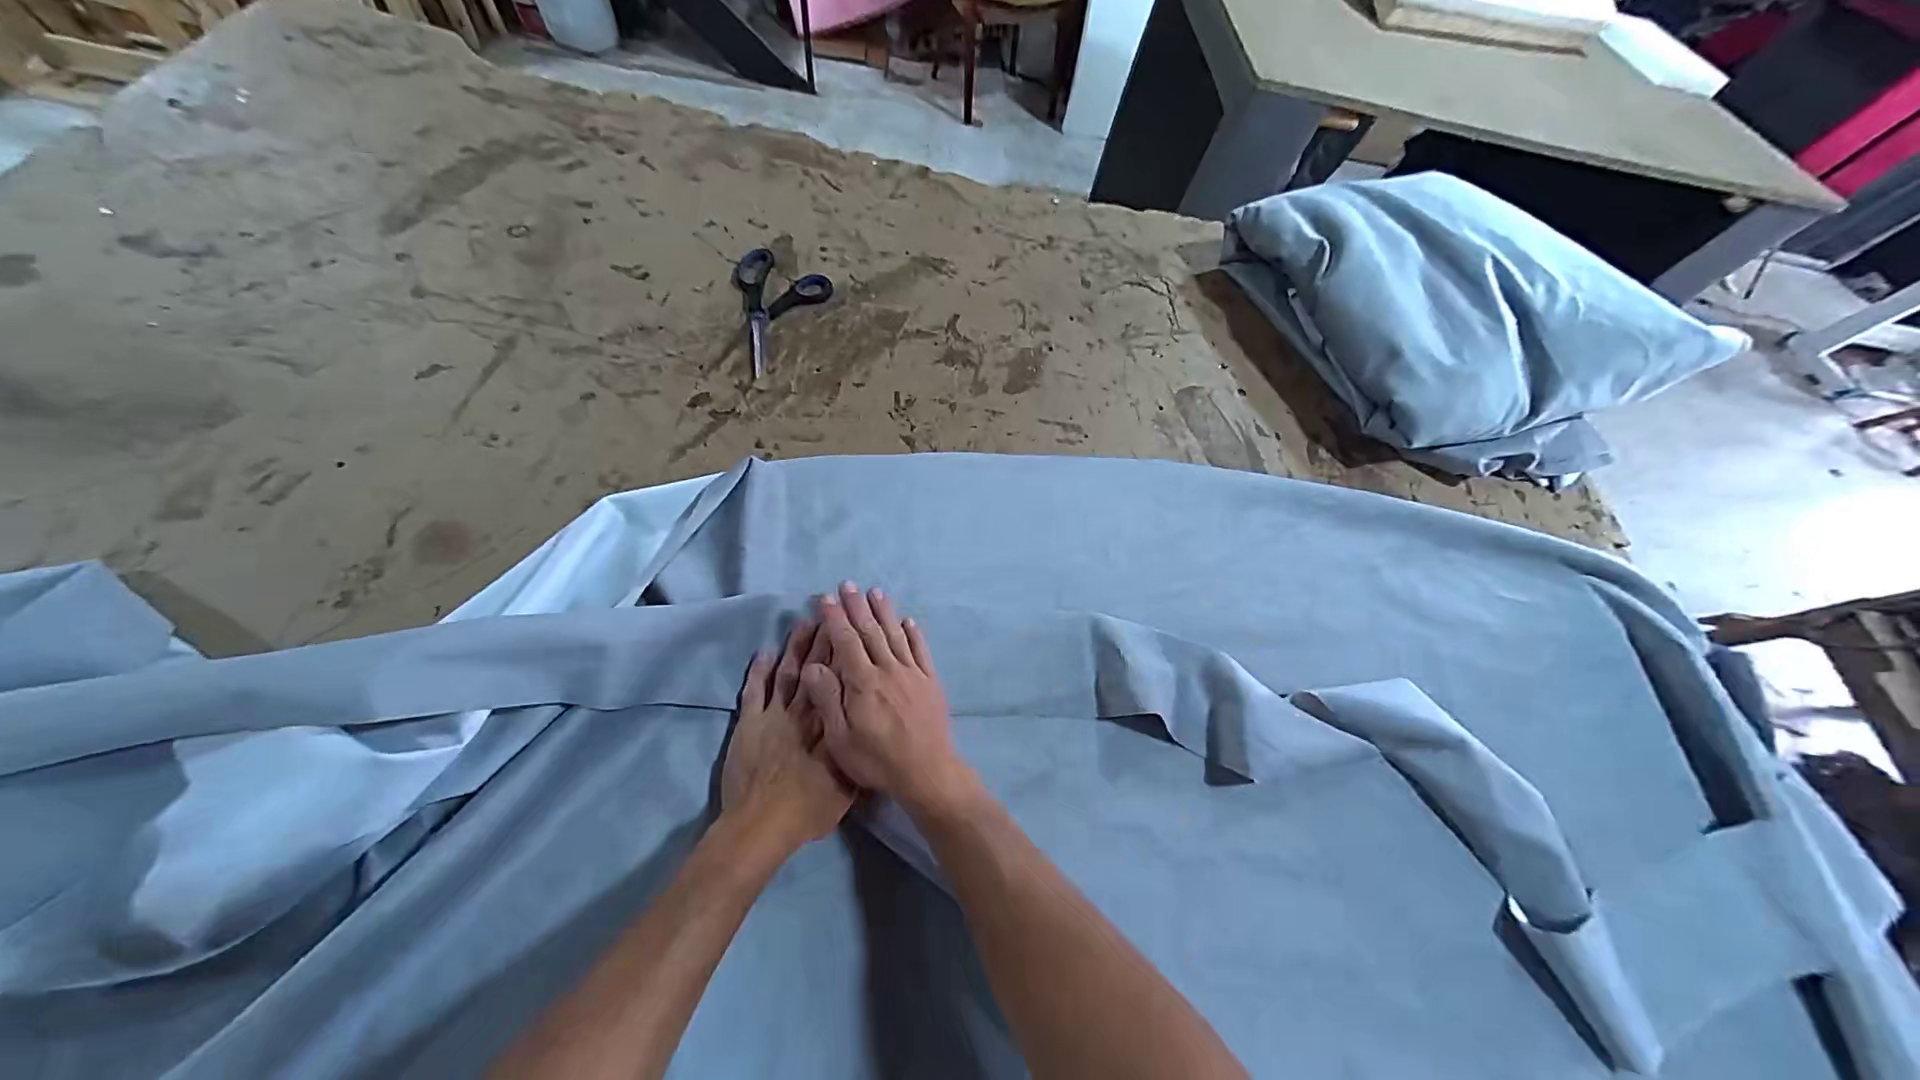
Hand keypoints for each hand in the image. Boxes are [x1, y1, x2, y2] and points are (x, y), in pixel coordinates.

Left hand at [720, 619, 854, 853]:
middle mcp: (804, 714)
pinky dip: (759, 670)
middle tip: (830, 613)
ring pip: (788, 673)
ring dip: (796, 647)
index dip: (847, 656)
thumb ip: (856, 755)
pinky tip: (765, 651)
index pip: (841, 683)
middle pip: (817, 670)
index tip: (852, 631)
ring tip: (804, 622)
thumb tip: (868, 732)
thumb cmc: (809, 809)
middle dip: (825, 640)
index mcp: (830, 727)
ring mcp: (775, 716)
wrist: (763, 824)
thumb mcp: (847, 788)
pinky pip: (755, 691)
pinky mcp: (750, 723)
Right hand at [803, 582, 981, 816]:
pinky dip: (914, 634)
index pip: (845, 641)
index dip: (834, 618)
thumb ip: (827, 699)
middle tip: (847, 584)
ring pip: (895, 635)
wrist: (928, 772)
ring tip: (875, 592)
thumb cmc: (878, 760)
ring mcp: (912, 674)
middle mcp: (888, 670)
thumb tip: (813, 665)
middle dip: (856, 606)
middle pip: (870, 631)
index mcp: (863, 682)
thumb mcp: (841, 738)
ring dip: (884, 612)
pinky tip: (908, 621)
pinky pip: (921, 651)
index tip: (824, 599)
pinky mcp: (930, 682)